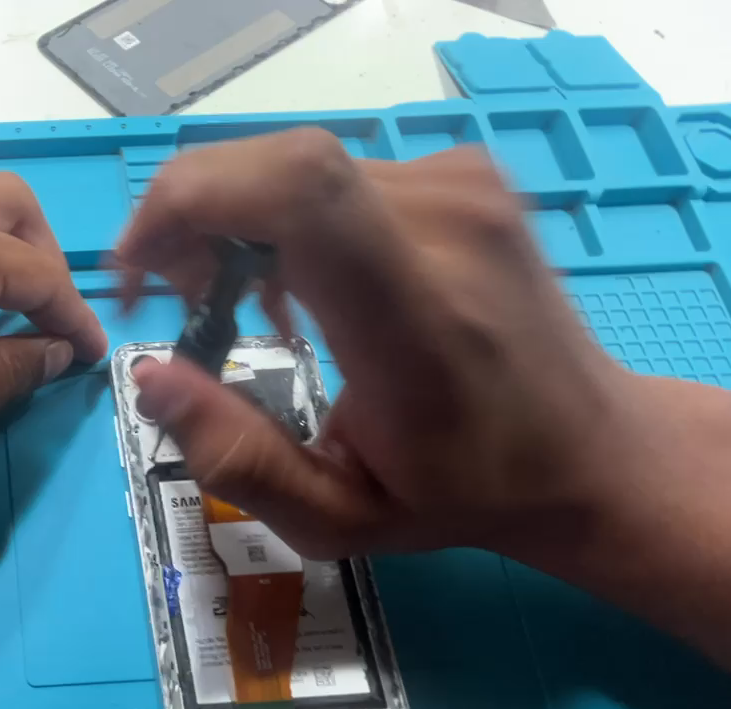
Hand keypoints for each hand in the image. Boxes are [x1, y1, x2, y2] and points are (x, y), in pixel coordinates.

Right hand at [115, 131, 673, 559]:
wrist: (591, 449)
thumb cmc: (458, 493)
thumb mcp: (333, 520)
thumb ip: (237, 459)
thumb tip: (149, 375)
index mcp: (416, 317)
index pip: (298, 192)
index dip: (189, 205)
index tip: (139, 274)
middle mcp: (445, 223)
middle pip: (276, 166)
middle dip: (190, 224)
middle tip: (177, 307)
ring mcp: (460, 187)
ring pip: (289, 167)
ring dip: (225, 227)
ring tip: (225, 308)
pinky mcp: (455, 177)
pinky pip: (323, 177)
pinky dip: (268, 222)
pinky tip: (277, 287)